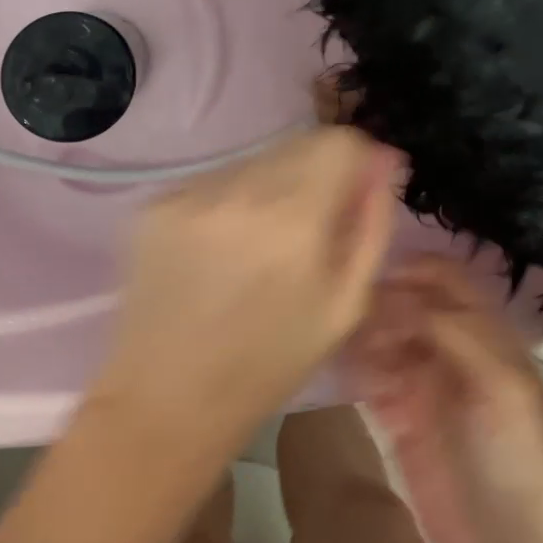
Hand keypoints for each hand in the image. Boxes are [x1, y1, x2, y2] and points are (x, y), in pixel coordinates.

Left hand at [97, 127, 403, 445]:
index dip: (357, 161)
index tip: (354, 192)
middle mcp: (241, 192)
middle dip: (316, 174)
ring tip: (260, 246)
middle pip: (298, 144)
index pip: (340, 142)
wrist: (167, 399)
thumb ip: (371, 224)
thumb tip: (384, 161)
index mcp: (296, 222)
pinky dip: (231, 203)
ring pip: (257, 160)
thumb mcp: (346, 306)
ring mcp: (193, 193)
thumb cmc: (270, 363)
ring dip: (272, 186)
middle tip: (307, 230)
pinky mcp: (158, 202)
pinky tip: (221, 251)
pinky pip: (216, 180)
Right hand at [346, 256, 542, 542]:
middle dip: (381, 302)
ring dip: (364, 334)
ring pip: (383, 334)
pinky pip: (369, 375)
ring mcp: (423, 380)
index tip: (377, 272)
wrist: (507, 542)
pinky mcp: (398, 415)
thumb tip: (405, 288)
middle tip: (358, 317)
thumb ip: (460, 331)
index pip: (446, 278)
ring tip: (355, 351)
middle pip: (407, 301)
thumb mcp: (504, 386)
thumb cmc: (519, 458)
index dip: (414, 269)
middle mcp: (452, 346)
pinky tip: (354, 379)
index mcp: (486, 331)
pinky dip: (356, 369)